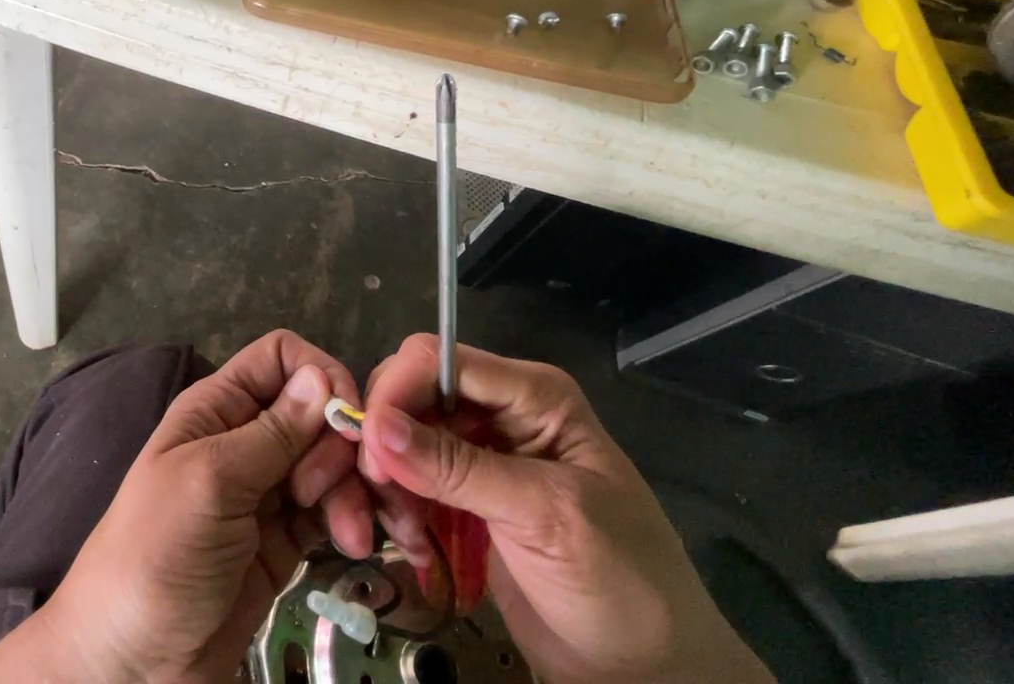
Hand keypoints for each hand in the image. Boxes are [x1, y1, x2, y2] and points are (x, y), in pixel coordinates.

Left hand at [0, 330, 371, 682]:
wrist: (134, 658)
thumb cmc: (156, 554)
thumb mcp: (209, 482)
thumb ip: (270, 433)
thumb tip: (322, 376)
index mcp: (217, 409)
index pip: (280, 359)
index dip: (320, 375)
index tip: (346, 420)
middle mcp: (245, 439)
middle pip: (317, 412)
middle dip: (342, 445)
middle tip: (334, 489)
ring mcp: (268, 490)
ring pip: (332, 462)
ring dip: (353, 491)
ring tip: (351, 537)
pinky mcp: (286, 538)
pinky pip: (333, 509)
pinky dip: (352, 520)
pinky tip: (352, 546)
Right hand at [358, 334, 773, 683]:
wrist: (645, 667)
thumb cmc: (621, 581)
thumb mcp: (545, 515)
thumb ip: (458, 468)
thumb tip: (375, 427)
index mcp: (531, 394)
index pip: (438, 360)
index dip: (396, 391)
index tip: (368, 446)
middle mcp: (497, 410)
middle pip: (408, 393)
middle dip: (384, 439)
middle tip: (380, 492)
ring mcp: (476, 453)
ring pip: (397, 437)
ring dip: (388, 482)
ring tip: (404, 532)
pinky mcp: (459, 494)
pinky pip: (404, 479)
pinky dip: (397, 508)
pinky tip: (414, 544)